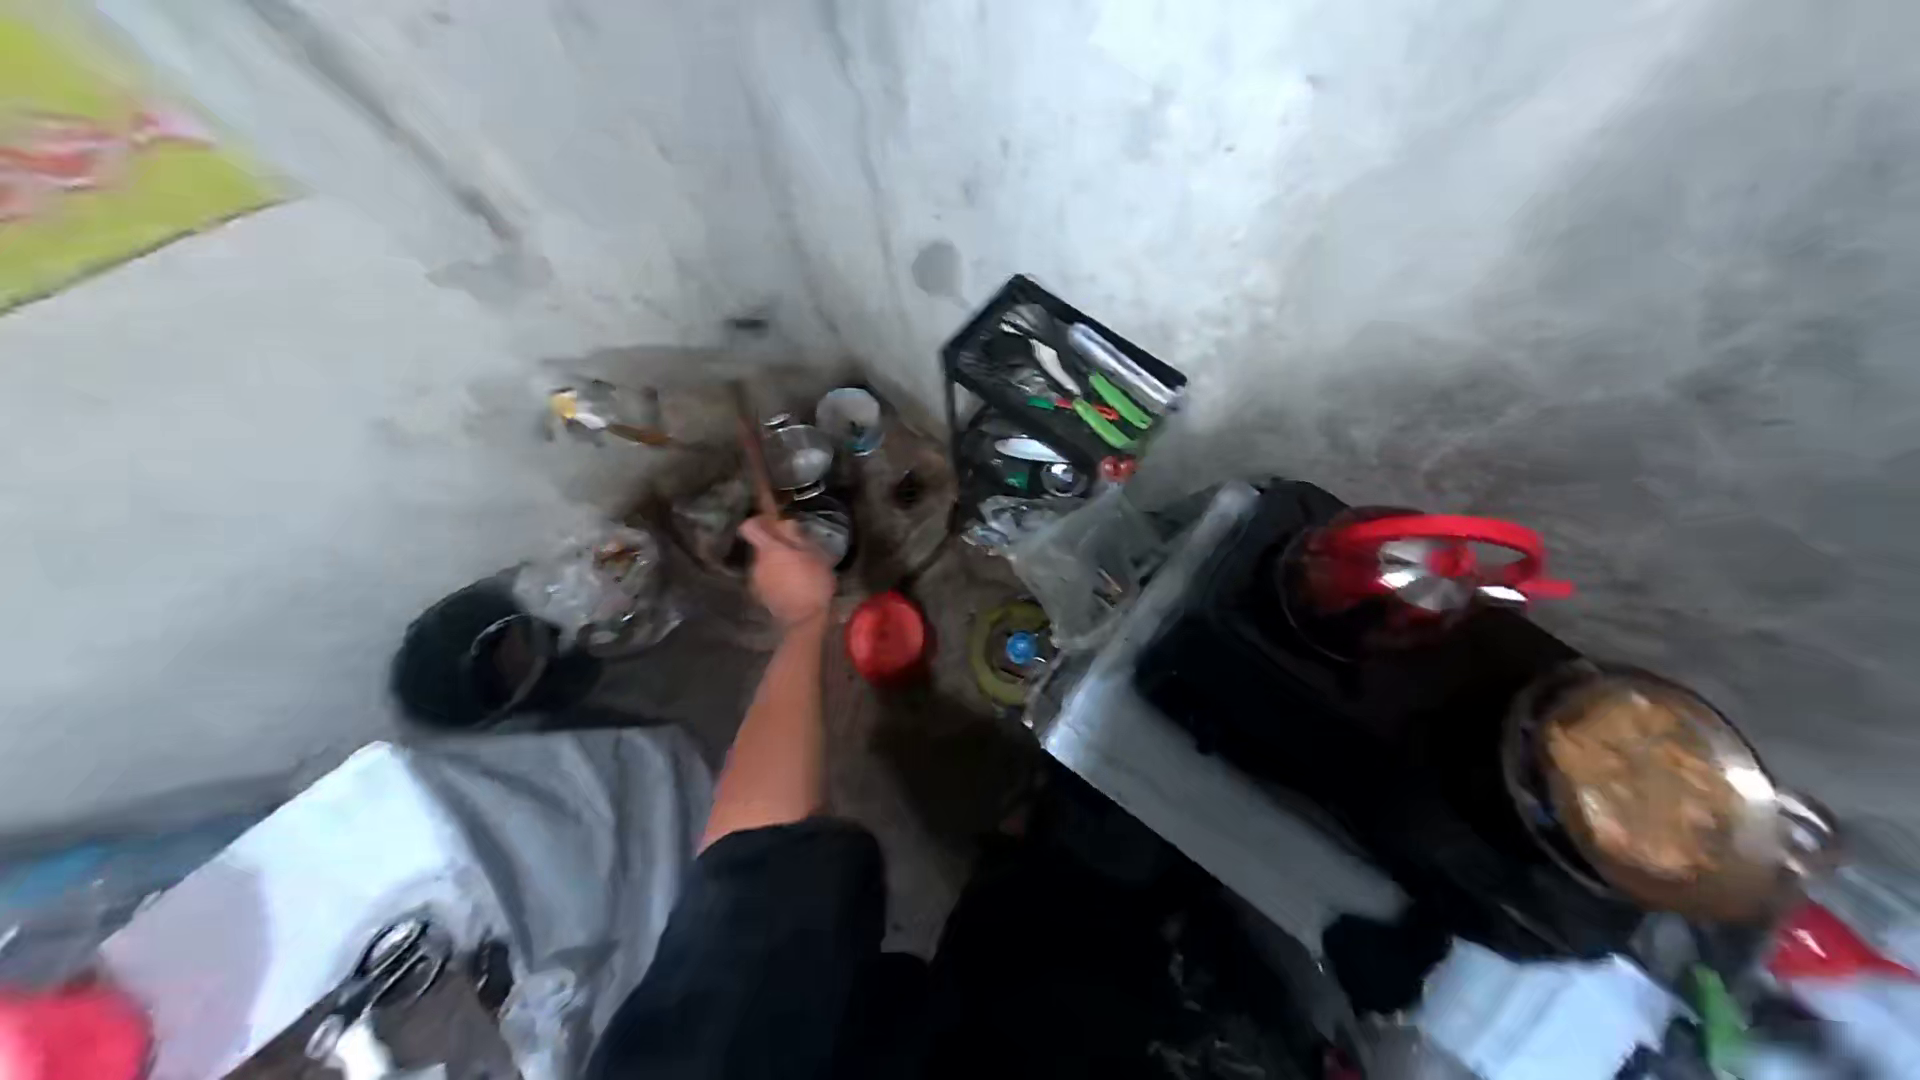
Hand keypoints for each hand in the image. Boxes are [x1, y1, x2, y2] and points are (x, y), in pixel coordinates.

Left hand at [740, 515, 835, 628]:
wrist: (805, 619)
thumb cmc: (813, 582)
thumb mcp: (814, 555)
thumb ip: (797, 537)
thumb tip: (786, 523)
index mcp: (770, 549)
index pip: (749, 527)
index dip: (758, 521)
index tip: (772, 523)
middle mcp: (757, 562)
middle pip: (760, 546)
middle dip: (775, 545)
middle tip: (796, 550)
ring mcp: (756, 580)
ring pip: (764, 563)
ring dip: (776, 562)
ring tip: (796, 570)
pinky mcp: (760, 595)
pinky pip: (766, 578)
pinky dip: (775, 577)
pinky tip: (792, 584)